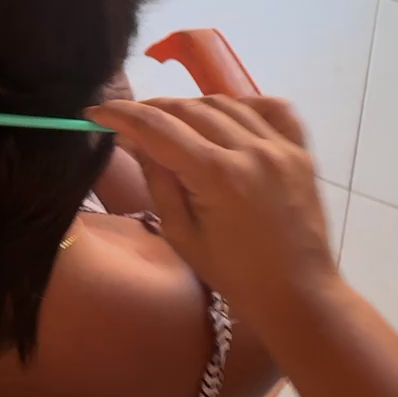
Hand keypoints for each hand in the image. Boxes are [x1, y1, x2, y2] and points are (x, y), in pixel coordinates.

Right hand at [86, 97, 337, 316]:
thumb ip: (156, 176)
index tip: (96, 112)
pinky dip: (242, 104)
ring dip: (189, 107)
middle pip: (187, 108)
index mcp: (217, 176)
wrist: (298, 293)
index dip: (120, 114)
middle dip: (150, 110)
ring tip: (171, 124)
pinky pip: (271, 108)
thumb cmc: (231, 272)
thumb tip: (130, 137)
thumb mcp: (179, 230)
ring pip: (222, 102)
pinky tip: (224, 118)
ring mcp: (280, 147)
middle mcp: (250, 151)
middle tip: (128, 121)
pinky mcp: (300, 151)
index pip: (156, 127)